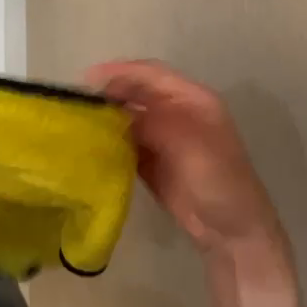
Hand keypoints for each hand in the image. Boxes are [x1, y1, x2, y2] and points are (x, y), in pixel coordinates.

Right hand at [86, 60, 285, 257]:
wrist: (232, 233)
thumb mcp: (189, 145)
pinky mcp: (151, 158)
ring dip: (104, 114)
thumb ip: (153, 122)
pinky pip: (124, 139)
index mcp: (193, 100)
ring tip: (75, 117)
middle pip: (135, 91)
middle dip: (107, 92)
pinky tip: (87, 141)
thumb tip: (114, 109)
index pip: (151, 74)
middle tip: (75, 100)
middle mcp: (176, 112)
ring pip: (126, 114)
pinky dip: (107, 137)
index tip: (87, 80)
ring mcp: (163, 135)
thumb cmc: (218, 183)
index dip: (120, 72)